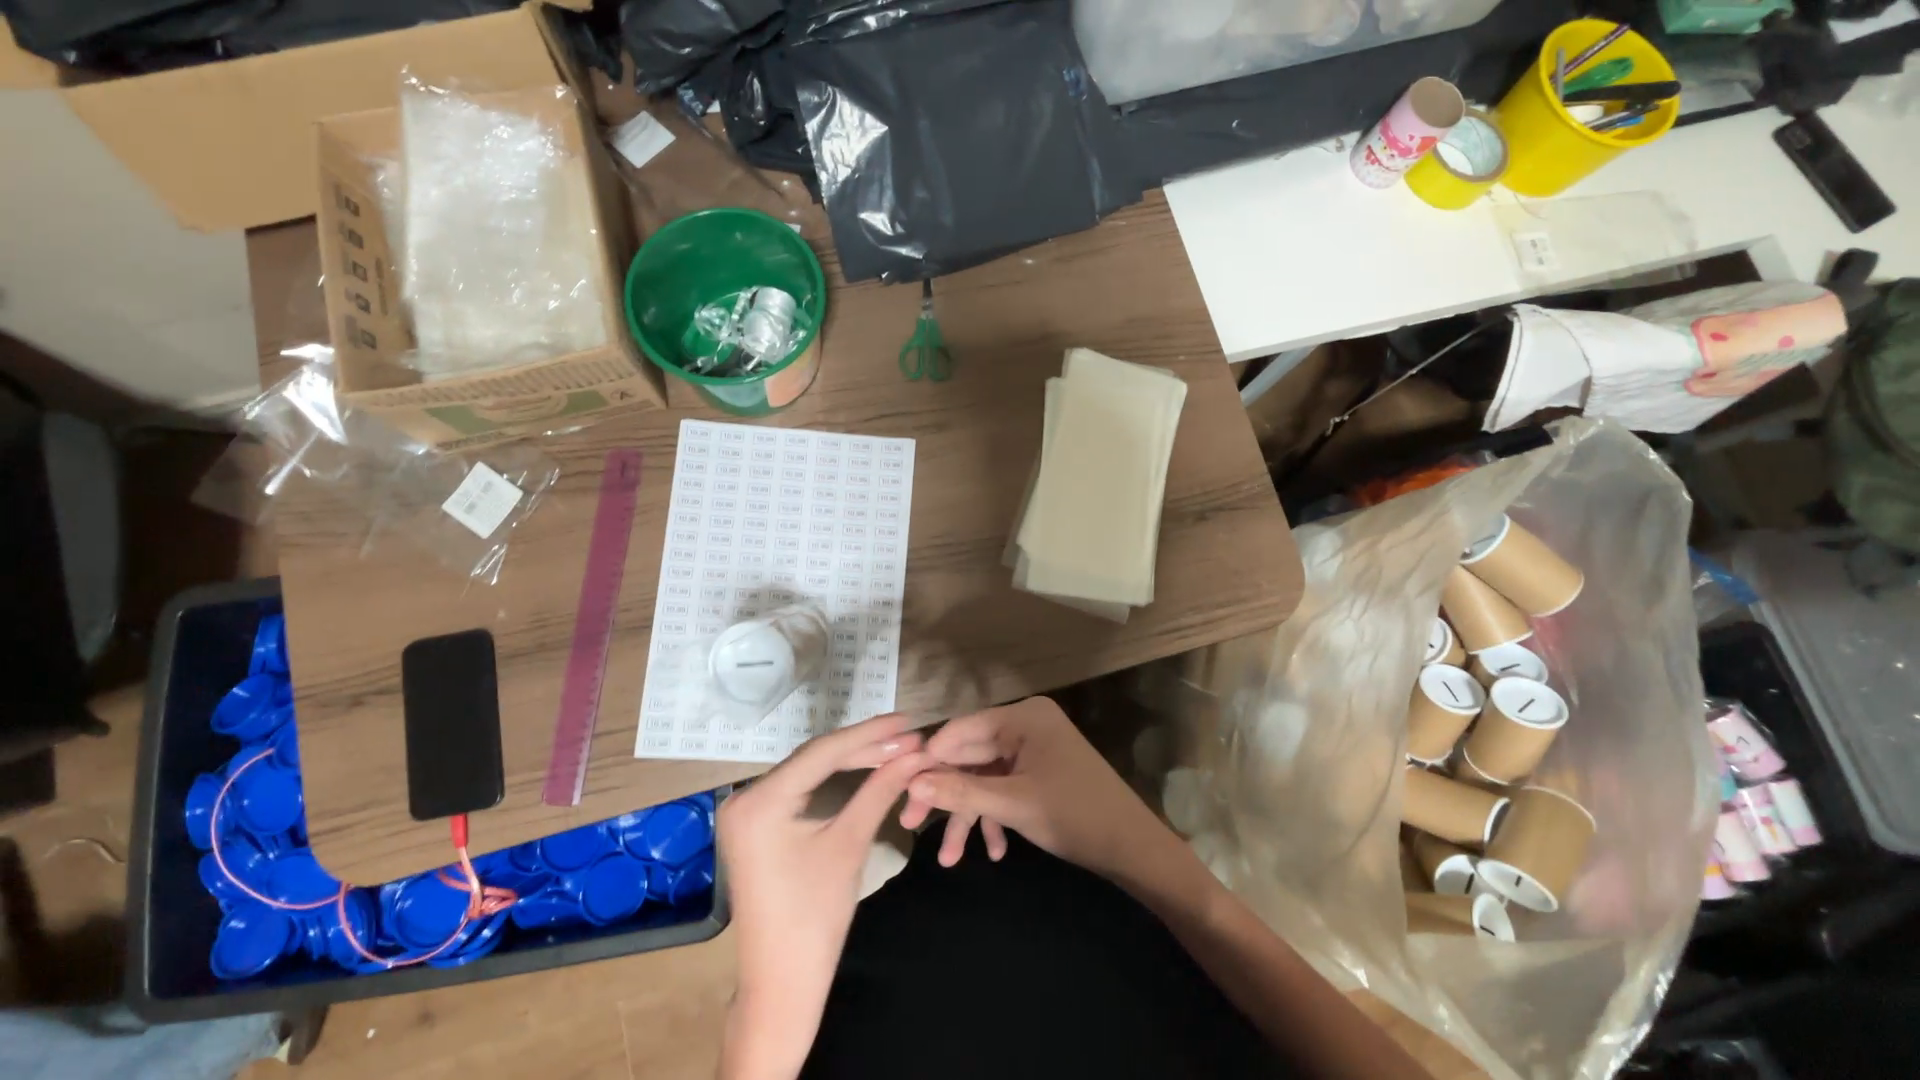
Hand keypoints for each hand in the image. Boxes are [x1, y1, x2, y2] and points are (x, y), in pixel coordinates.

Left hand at [718, 713, 926, 1079]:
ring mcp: (746, 812)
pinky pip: (798, 790)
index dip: (870, 734)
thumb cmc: (815, 917)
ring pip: (807, 772)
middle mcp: (745, 797)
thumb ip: (879, 790)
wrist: (783, 981)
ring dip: (850, 760)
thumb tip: (915, 752)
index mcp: (760, 801)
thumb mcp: (849, 845)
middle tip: (909, 735)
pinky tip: (863, 769)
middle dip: (863, 746)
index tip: (909, 721)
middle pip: (813, 758)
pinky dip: (831, 780)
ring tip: (895, 747)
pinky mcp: (755, 826)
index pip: (822, 752)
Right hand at [901, 697, 1171, 880]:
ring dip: (968, 815)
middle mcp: (1026, 726)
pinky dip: (994, 816)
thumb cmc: (1074, 815)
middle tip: (911, 824)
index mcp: (1022, 718)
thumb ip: (960, 792)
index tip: (898, 788)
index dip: (928, 760)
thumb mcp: (1012, 805)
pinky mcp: (1040, 773)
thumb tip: (910, 782)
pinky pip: (1004, 788)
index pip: (959, 731)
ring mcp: (1034, 750)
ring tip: (950, 858)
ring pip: (984, 778)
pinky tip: (991, 851)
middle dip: (945, 796)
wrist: (1132, 847)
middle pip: (969, 756)